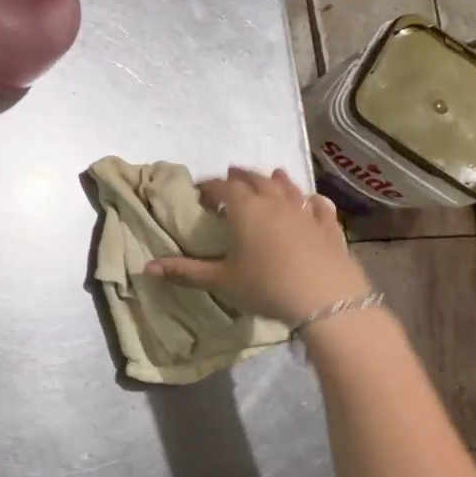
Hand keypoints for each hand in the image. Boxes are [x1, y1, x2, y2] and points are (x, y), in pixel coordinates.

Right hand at [145, 167, 370, 325]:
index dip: (210, 187)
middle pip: (256, 181)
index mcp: (246, 210)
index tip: (199, 193)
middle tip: (230, 176)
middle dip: (241, 177)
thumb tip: (147, 268)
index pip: (223, 188)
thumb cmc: (266, 287)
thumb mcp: (221, 281)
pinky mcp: (329, 229)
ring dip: (276, 180)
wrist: (327, 301)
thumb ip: (185, 271)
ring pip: (289, 188)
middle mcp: (275, 204)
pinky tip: (314, 201)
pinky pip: (320, 208)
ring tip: (271, 175)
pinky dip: (313, 201)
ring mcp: (306, 214)